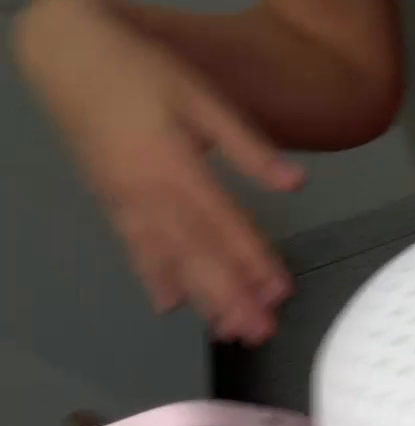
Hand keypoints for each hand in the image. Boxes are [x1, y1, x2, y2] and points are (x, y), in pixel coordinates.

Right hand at [13, 0, 301, 342]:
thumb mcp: (202, 99)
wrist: (62, 49)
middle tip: (259, 331)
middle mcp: (145, 188)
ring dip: (201, 297)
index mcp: (172, 164)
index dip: (253, 260)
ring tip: (229, 332)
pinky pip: (135, 243)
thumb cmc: (141, 72)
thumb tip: (296, 181)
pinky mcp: (111, 197)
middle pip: (195, 251)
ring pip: (167, 256)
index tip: (280, 292)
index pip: (223, 224)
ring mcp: (124, 196)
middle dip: (229, 295)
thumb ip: (248, 146)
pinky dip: (153, 275)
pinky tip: (170, 305)